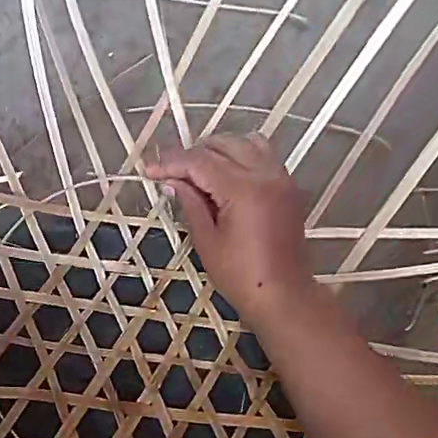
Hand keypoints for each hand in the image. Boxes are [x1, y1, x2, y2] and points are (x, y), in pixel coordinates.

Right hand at [143, 133, 320, 321]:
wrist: (282, 294)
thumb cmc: (240, 276)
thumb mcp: (207, 241)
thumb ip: (191, 204)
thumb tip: (173, 182)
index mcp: (243, 190)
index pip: (200, 162)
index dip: (171, 163)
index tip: (150, 170)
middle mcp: (265, 175)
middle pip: (222, 145)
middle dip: (193, 155)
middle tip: (170, 173)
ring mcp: (281, 178)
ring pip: (245, 142)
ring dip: (218, 150)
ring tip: (197, 171)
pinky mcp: (288, 187)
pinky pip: (262, 156)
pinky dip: (240, 157)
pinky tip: (225, 177)